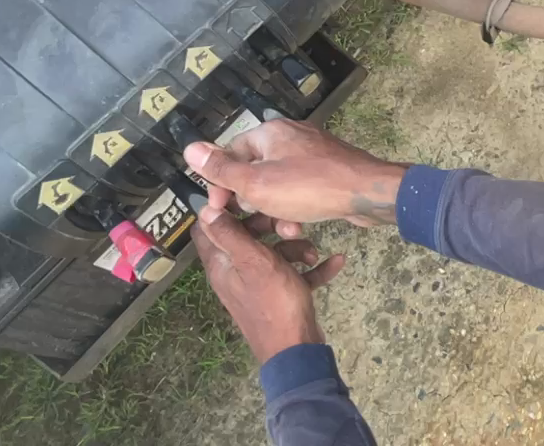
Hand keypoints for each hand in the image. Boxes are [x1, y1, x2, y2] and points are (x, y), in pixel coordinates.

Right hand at [185, 119, 407, 229]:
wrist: (365, 192)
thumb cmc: (309, 186)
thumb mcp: (257, 183)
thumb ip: (222, 169)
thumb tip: (189, 147)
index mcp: (270, 132)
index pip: (229, 154)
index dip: (221, 184)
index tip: (221, 210)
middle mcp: (289, 136)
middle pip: (253, 170)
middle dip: (252, 200)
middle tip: (258, 219)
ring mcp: (310, 151)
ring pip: (276, 184)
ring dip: (275, 210)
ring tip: (285, 227)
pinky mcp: (326, 168)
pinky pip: (299, 188)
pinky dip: (295, 207)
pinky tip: (300, 225)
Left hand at [193, 206, 344, 364]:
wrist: (297, 350)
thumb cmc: (274, 302)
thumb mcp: (254, 262)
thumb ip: (232, 236)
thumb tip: (207, 209)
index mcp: (224, 264)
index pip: (209, 229)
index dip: (223, 208)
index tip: (247, 193)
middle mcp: (237, 272)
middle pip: (249, 235)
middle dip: (272, 226)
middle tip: (292, 225)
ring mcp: (259, 284)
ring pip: (275, 252)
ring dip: (298, 247)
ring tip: (313, 253)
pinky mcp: (281, 295)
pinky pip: (296, 273)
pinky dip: (314, 268)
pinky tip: (336, 261)